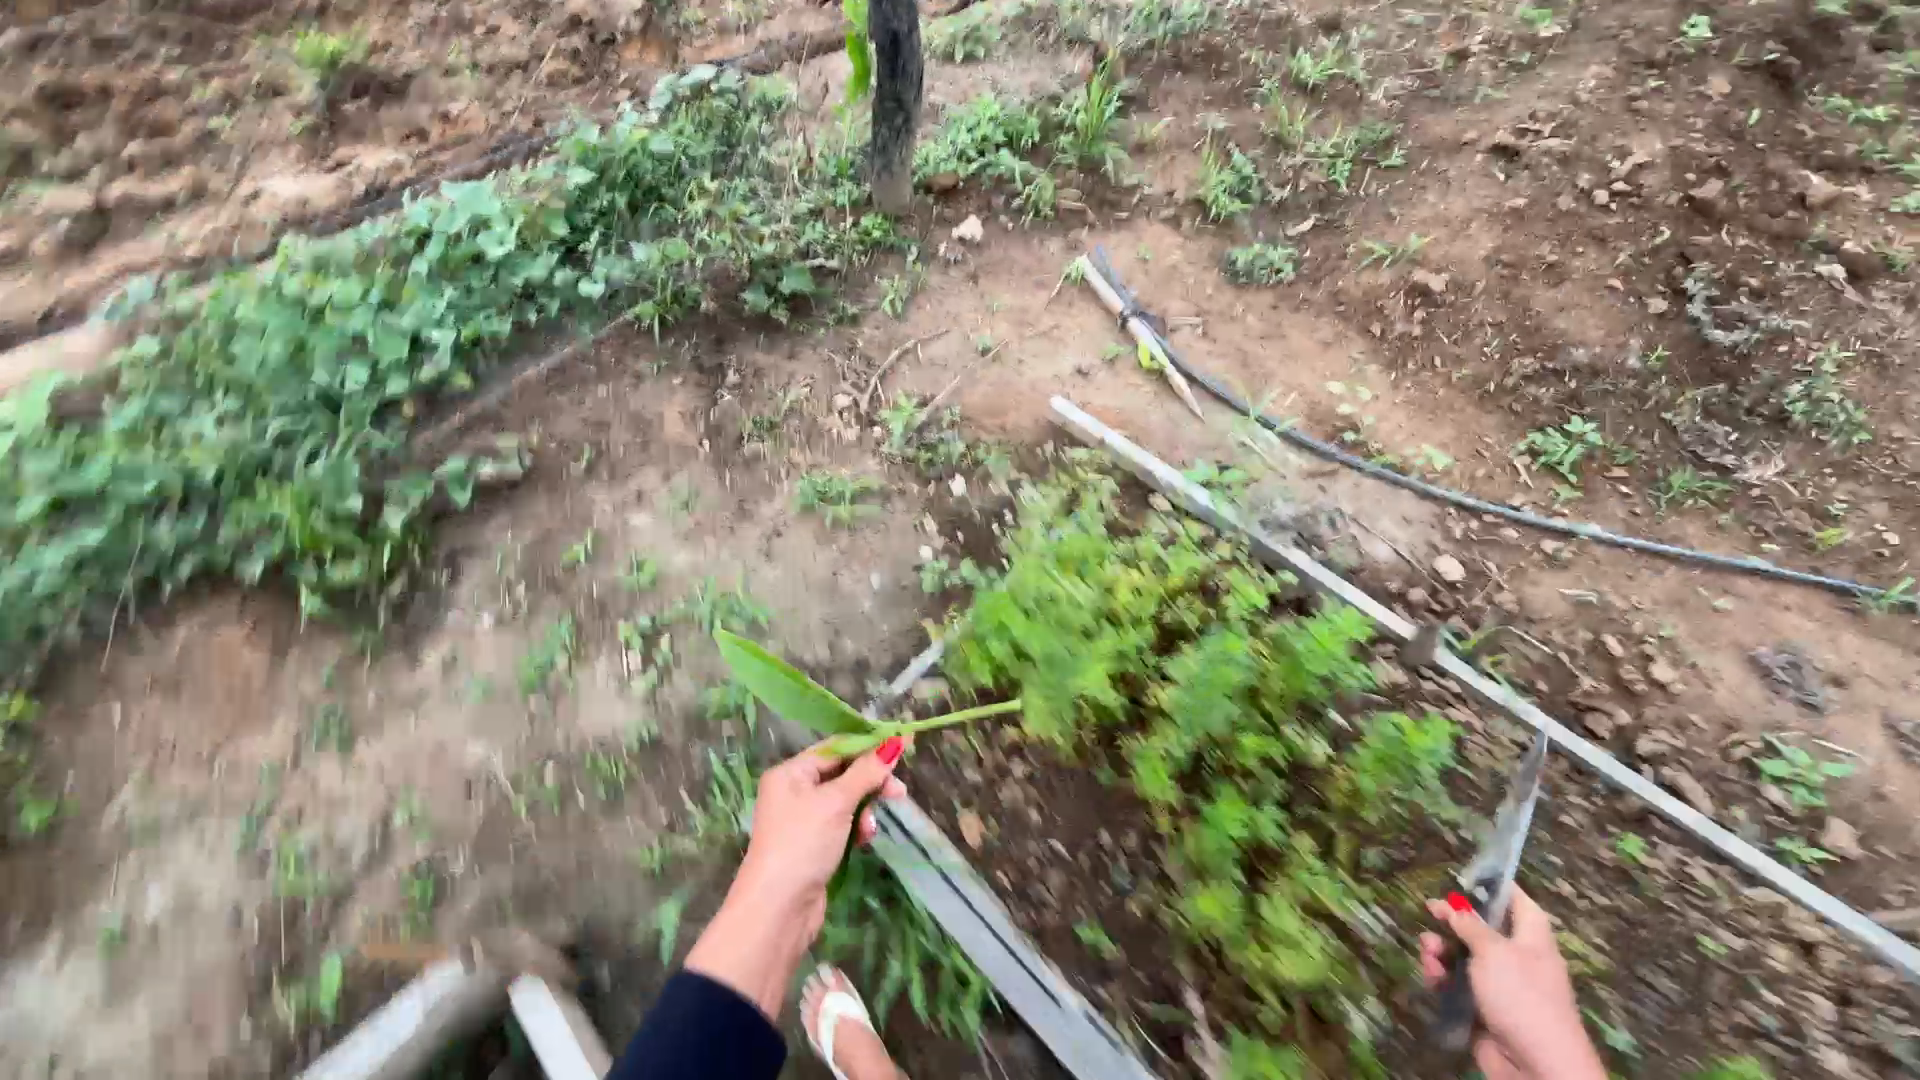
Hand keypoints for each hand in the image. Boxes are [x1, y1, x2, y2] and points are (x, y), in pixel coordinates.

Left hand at [731, 736, 908, 936]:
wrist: (778, 909)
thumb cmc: (803, 843)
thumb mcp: (837, 802)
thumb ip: (867, 772)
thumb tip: (896, 741)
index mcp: (790, 773)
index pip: (835, 748)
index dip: (869, 747)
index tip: (902, 747)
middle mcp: (793, 792)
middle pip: (842, 774)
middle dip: (870, 782)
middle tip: (899, 792)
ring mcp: (803, 820)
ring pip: (845, 801)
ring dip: (864, 808)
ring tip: (872, 827)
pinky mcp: (813, 844)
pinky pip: (842, 824)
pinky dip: (856, 828)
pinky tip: (864, 840)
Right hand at [1419, 887, 1606, 1079]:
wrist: (1538, 1068)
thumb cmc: (1522, 998)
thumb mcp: (1494, 952)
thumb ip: (1469, 925)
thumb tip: (1453, 906)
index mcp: (1532, 940)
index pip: (1518, 903)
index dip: (1496, 888)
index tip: (1467, 876)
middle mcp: (1517, 959)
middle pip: (1482, 929)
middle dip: (1453, 921)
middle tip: (1429, 912)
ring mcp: (1500, 986)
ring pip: (1463, 956)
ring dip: (1440, 950)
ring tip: (1428, 953)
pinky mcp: (1483, 1008)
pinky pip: (1457, 983)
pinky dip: (1442, 977)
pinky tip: (1432, 977)